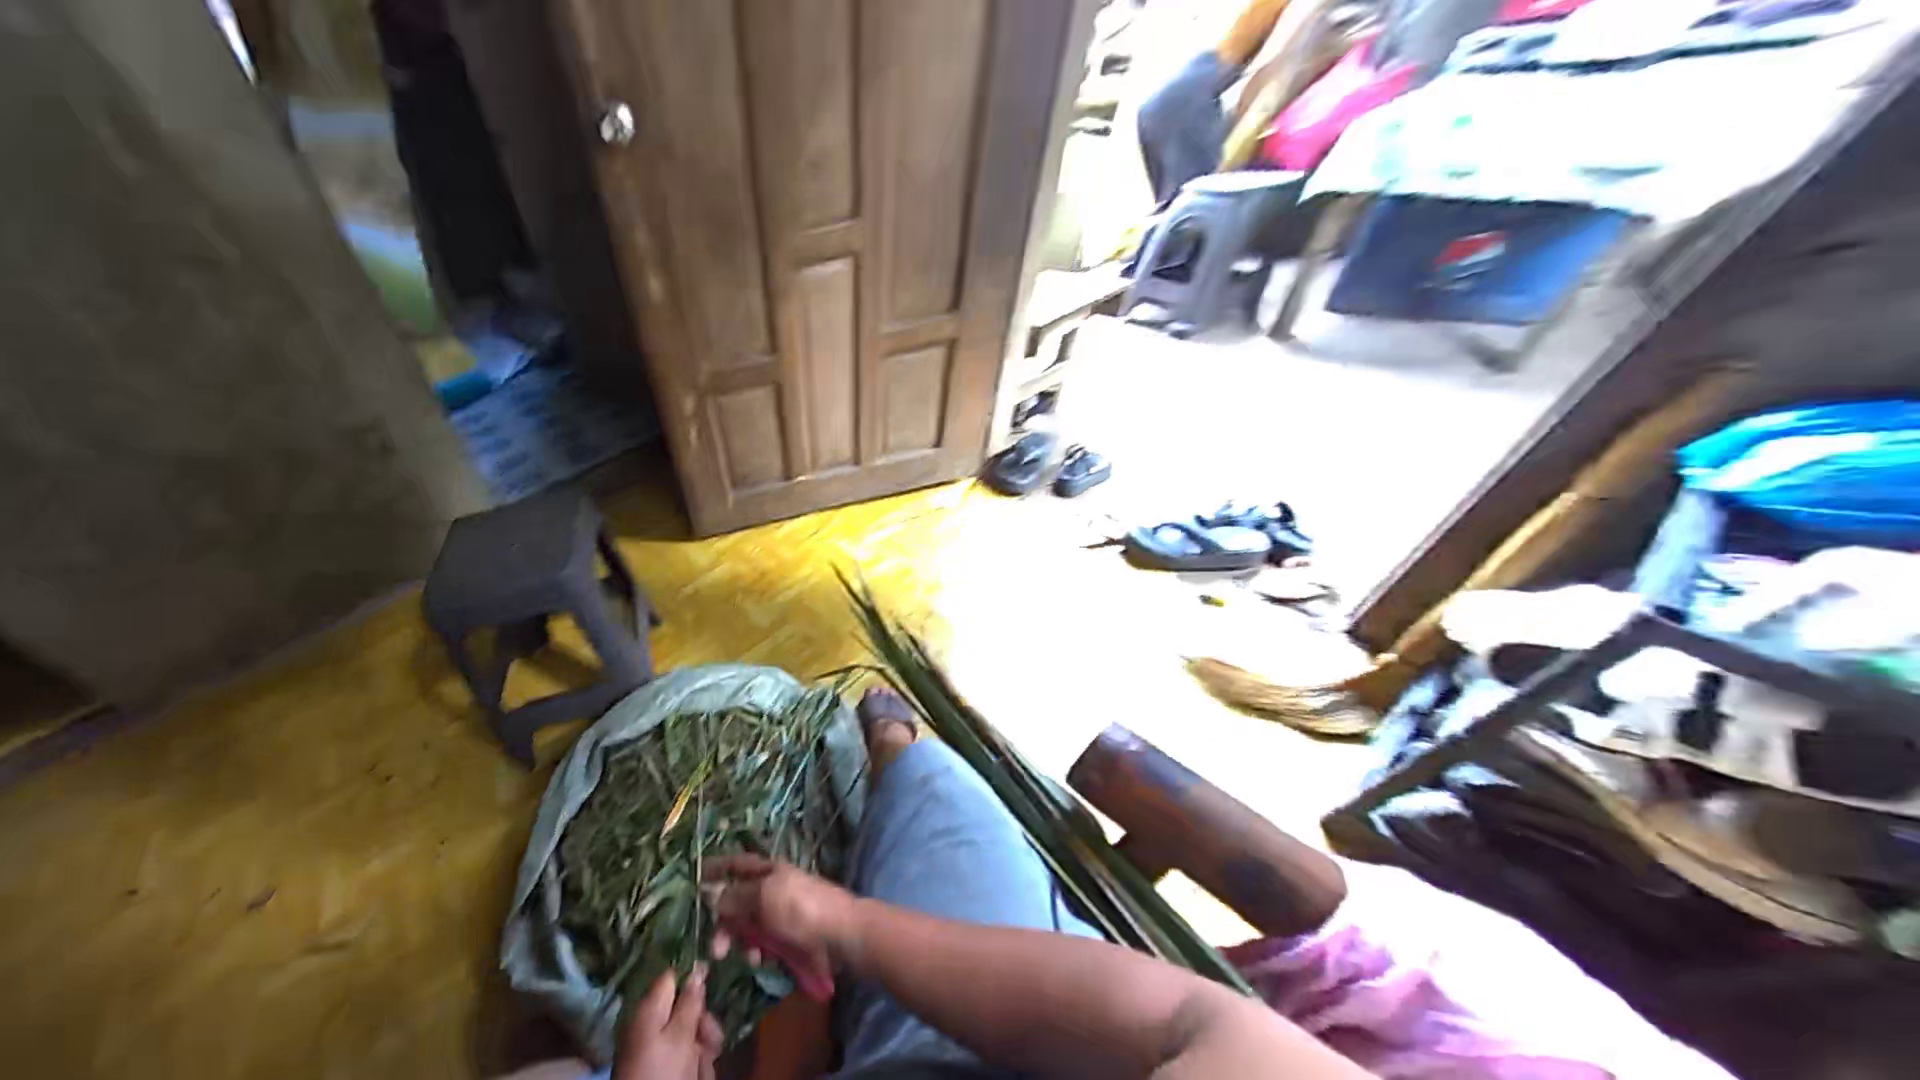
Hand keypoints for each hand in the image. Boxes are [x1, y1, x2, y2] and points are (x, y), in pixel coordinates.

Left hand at [612, 963, 722, 1079]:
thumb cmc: (661, 1074)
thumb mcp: (681, 1037)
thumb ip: (690, 1001)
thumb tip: (698, 967)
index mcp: (649, 1007)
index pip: (674, 974)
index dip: (696, 976)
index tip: (714, 987)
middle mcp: (648, 1021)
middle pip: (683, 1004)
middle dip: (703, 1018)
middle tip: (713, 1039)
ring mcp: (650, 1043)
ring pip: (686, 1028)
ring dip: (702, 1040)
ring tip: (708, 1059)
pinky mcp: (654, 1062)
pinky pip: (680, 1049)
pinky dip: (693, 1057)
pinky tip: (699, 1071)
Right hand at [703, 854, 857, 997]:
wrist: (840, 934)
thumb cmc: (802, 908)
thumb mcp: (765, 896)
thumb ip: (736, 895)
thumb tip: (712, 894)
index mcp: (769, 871)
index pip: (737, 864)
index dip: (717, 869)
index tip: (695, 878)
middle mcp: (772, 888)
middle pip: (737, 901)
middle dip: (724, 923)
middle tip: (716, 949)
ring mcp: (780, 913)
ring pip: (747, 926)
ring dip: (741, 942)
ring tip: (749, 957)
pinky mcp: (787, 936)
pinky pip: (762, 943)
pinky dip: (758, 952)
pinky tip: (761, 961)